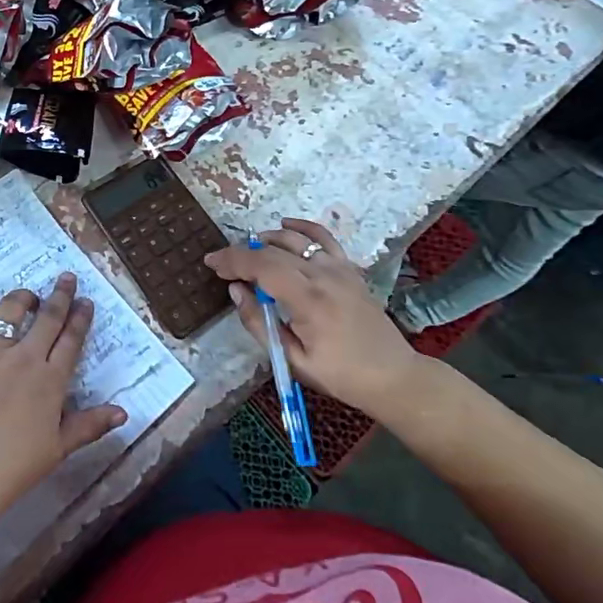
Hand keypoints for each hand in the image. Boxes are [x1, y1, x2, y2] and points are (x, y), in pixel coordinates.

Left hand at [0, 274, 126, 526]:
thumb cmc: (14, 467)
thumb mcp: (58, 447)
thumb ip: (90, 424)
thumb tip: (123, 412)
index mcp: (51, 379)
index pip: (72, 338)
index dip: (81, 317)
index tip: (86, 302)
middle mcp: (24, 358)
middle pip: (47, 317)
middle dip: (61, 294)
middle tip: (67, 278)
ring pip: (9, 312)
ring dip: (23, 298)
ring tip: (29, 296)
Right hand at [204, 220, 425, 418]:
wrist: (391, 374)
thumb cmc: (339, 375)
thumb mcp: (292, 359)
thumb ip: (260, 323)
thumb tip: (236, 292)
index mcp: (309, 300)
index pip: (263, 266)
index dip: (234, 261)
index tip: (212, 264)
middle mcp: (325, 276)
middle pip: (275, 251)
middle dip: (243, 253)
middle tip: (221, 264)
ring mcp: (340, 269)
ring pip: (297, 240)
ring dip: (268, 239)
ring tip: (248, 250)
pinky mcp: (350, 269)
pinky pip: (324, 239)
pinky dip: (303, 229)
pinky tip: (285, 227)